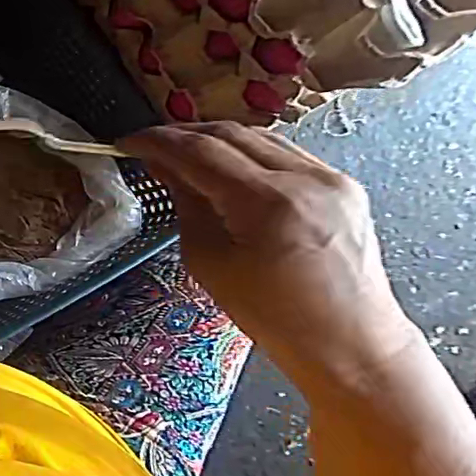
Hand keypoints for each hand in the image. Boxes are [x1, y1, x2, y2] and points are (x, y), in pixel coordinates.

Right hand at [119, 123, 421, 385]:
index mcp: (268, 203)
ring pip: (259, 138)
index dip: (157, 141)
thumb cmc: (269, 313)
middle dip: (182, 134)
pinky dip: (245, 153)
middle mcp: (306, 179)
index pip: (200, 151)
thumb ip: (187, 204)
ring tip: (180, 153)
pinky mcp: (343, 186)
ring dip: (214, 140)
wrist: (348, 341)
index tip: (126, 142)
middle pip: (231, 134)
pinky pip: (283, 154)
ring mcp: (332, 178)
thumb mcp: (208, 259)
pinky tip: (223, 167)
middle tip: (148, 144)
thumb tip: (165, 168)